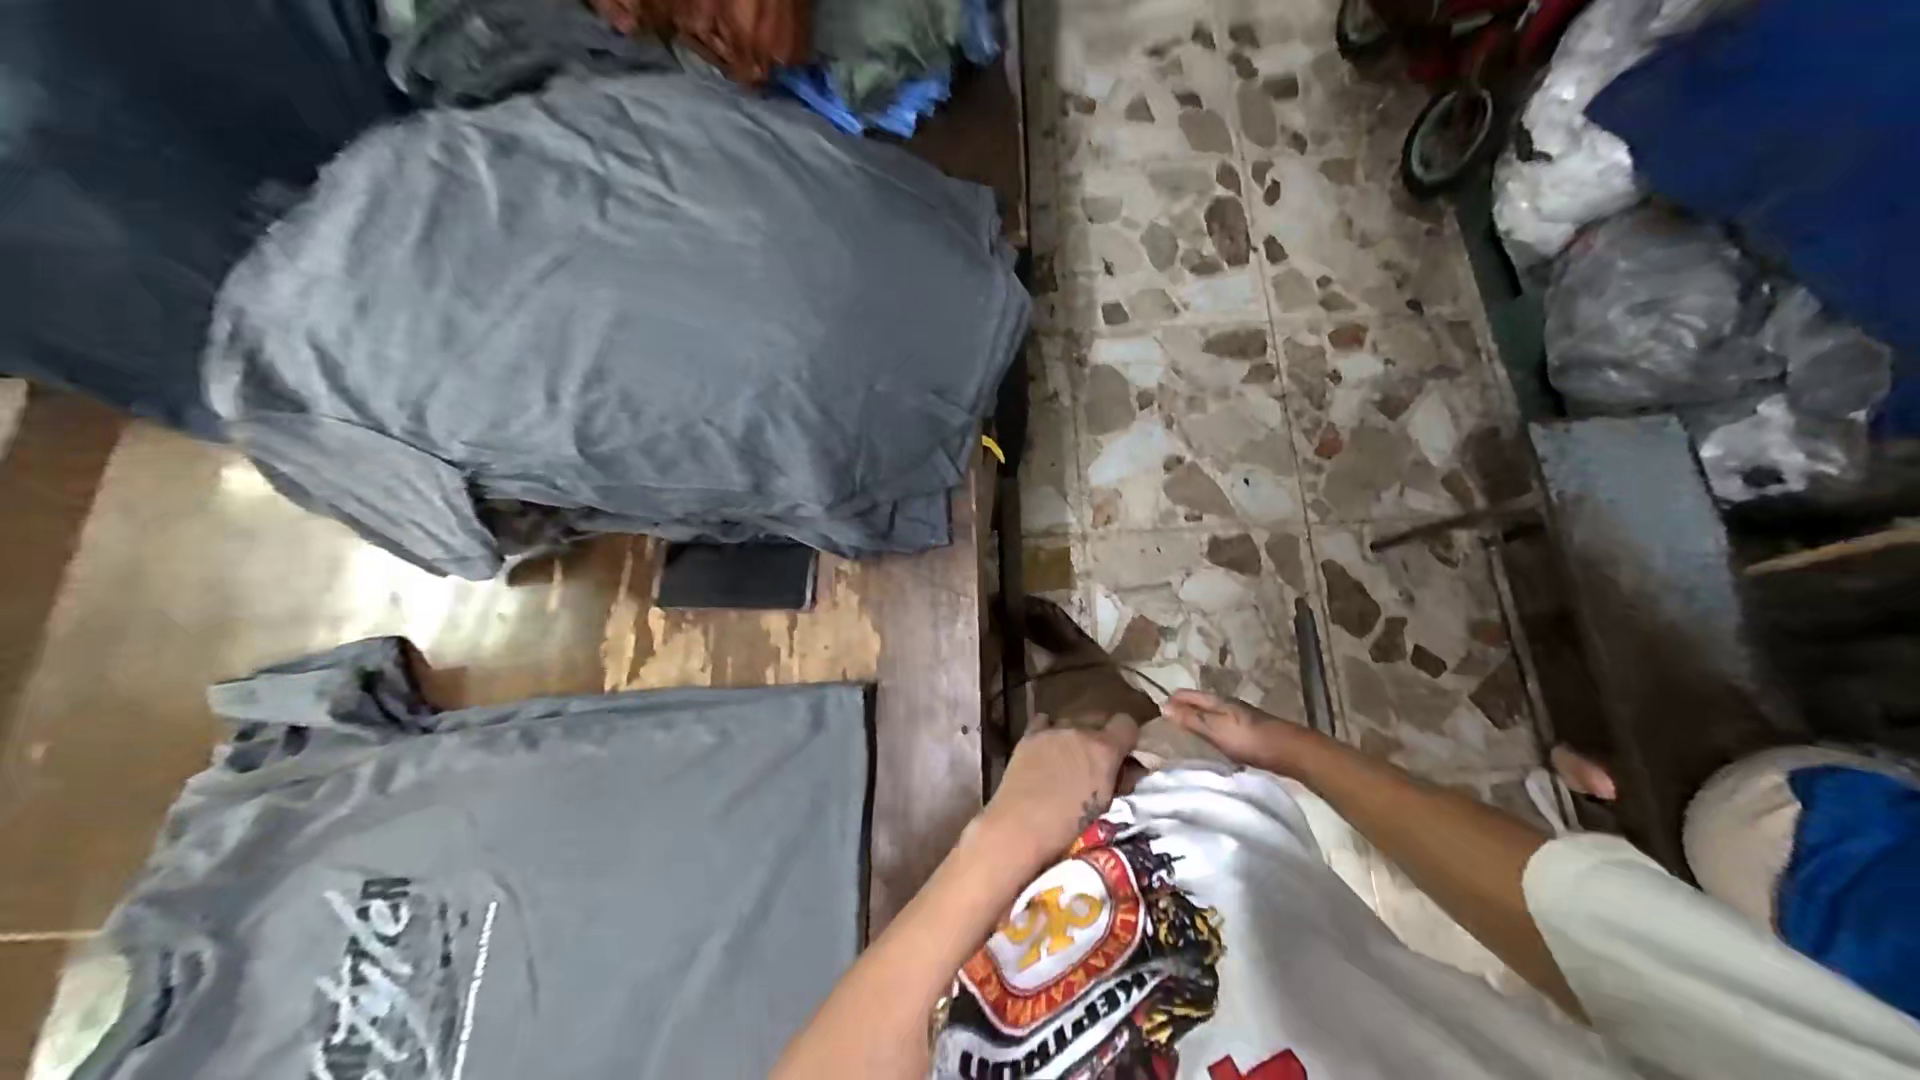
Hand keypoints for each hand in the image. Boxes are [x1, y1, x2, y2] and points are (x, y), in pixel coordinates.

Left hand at [977, 714, 1138, 870]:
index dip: (1128, 737)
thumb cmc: (1069, 824)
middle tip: (1096, 760)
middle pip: (1099, 717)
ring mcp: (1052, 730)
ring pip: (1072, 720)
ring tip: (1068, 757)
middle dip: (1102, 734)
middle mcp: (1080, 731)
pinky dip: (1049, 730)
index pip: (1127, 723)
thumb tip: (1125, 769)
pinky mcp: (1030, 735)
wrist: (1021, 824)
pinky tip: (1046, 748)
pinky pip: (1044, 722)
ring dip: (1076, 734)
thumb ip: (1118, 778)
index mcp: (1104, 748)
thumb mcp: (1106, 803)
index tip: (1123, 753)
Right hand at [1162, 689, 1304, 773]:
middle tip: (1165, 730)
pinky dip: (1210, 734)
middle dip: (1182, 712)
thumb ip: (1191, 718)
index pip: (1186, 694)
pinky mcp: (1248, 732)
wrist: (1291, 751)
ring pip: (1210, 716)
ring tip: (1182, 740)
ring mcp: (1239, 718)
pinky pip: (1220, 729)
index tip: (1155, 718)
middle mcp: (1226, 705)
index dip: (1170, 702)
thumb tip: (1164, 706)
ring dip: (1196, 724)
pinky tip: (1208, 747)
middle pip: (1198, 704)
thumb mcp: (1215, 729)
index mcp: (1216, 700)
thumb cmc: (1249, 739)